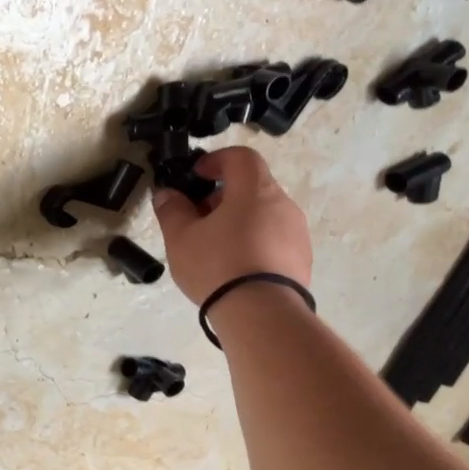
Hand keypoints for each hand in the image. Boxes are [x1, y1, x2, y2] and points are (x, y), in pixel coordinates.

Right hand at [151, 146, 312, 304]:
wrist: (261, 312)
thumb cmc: (216, 264)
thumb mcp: (180, 238)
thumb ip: (172, 211)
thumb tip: (167, 194)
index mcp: (254, 191)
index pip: (241, 157)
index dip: (216, 160)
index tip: (196, 176)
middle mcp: (282, 204)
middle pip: (252, 187)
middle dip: (222, 197)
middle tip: (196, 219)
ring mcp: (297, 232)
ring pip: (263, 214)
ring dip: (237, 220)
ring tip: (213, 248)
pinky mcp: (301, 257)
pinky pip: (273, 238)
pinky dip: (252, 242)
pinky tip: (233, 267)